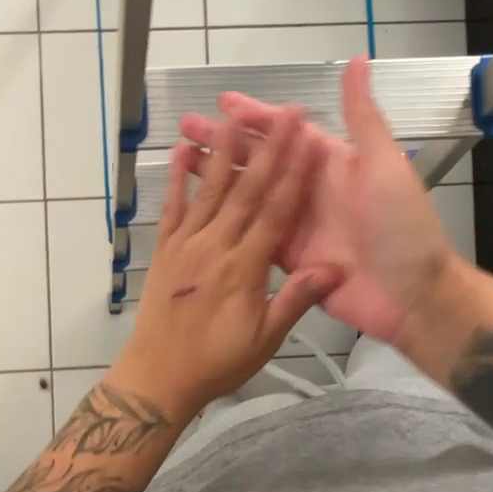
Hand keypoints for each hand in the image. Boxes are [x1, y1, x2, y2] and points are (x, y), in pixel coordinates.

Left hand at [117, 107, 344, 421]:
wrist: (158, 376)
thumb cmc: (217, 362)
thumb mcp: (264, 340)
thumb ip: (295, 300)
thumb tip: (334, 267)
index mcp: (244, 268)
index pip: (276, 212)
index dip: (294, 173)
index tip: (309, 140)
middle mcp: (215, 247)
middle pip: (246, 191)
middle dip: (268, 149)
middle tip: (284, 115)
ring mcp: (185, 244)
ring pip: (210, 191)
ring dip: (223, 152)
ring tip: (234, 117)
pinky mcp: (163, 249)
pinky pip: (172, 207)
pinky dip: (178, 179)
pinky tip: (183, 152)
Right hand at [177, 57, 464, 343]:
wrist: (412, 296)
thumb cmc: (403, 225)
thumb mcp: (384, 164)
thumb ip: (362, 115)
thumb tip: (357, 60)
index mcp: (329, 163)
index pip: (284, 132)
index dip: (253, 116)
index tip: (222, 102)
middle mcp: (306, 189)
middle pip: (256, 159)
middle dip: (221, 142)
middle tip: (186, 127)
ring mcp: (293, 224)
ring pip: (245, 194)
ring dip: (215, 178)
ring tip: (182, 162)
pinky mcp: (285, 258)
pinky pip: (248, 233)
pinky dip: (224, 220)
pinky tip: (197, 212)